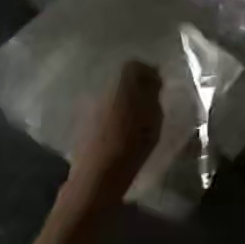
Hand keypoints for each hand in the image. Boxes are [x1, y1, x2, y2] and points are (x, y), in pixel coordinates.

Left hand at [69, 61, 163, 194]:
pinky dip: (115, 116)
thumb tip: (153, 79)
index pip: (133, 65)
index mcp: (121, 86)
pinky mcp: (85, 127)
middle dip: (136, 88)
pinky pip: (105, 112)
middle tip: (151, 103)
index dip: (147, 72)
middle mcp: (103, 92)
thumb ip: (153, 95)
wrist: (97, 178)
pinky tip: (124, 132)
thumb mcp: (154, 118)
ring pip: (112, 97)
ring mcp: (91, 109)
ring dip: (125, 103)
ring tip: (139, 120)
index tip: (159, 85)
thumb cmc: (132, 145)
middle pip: (121, 80)